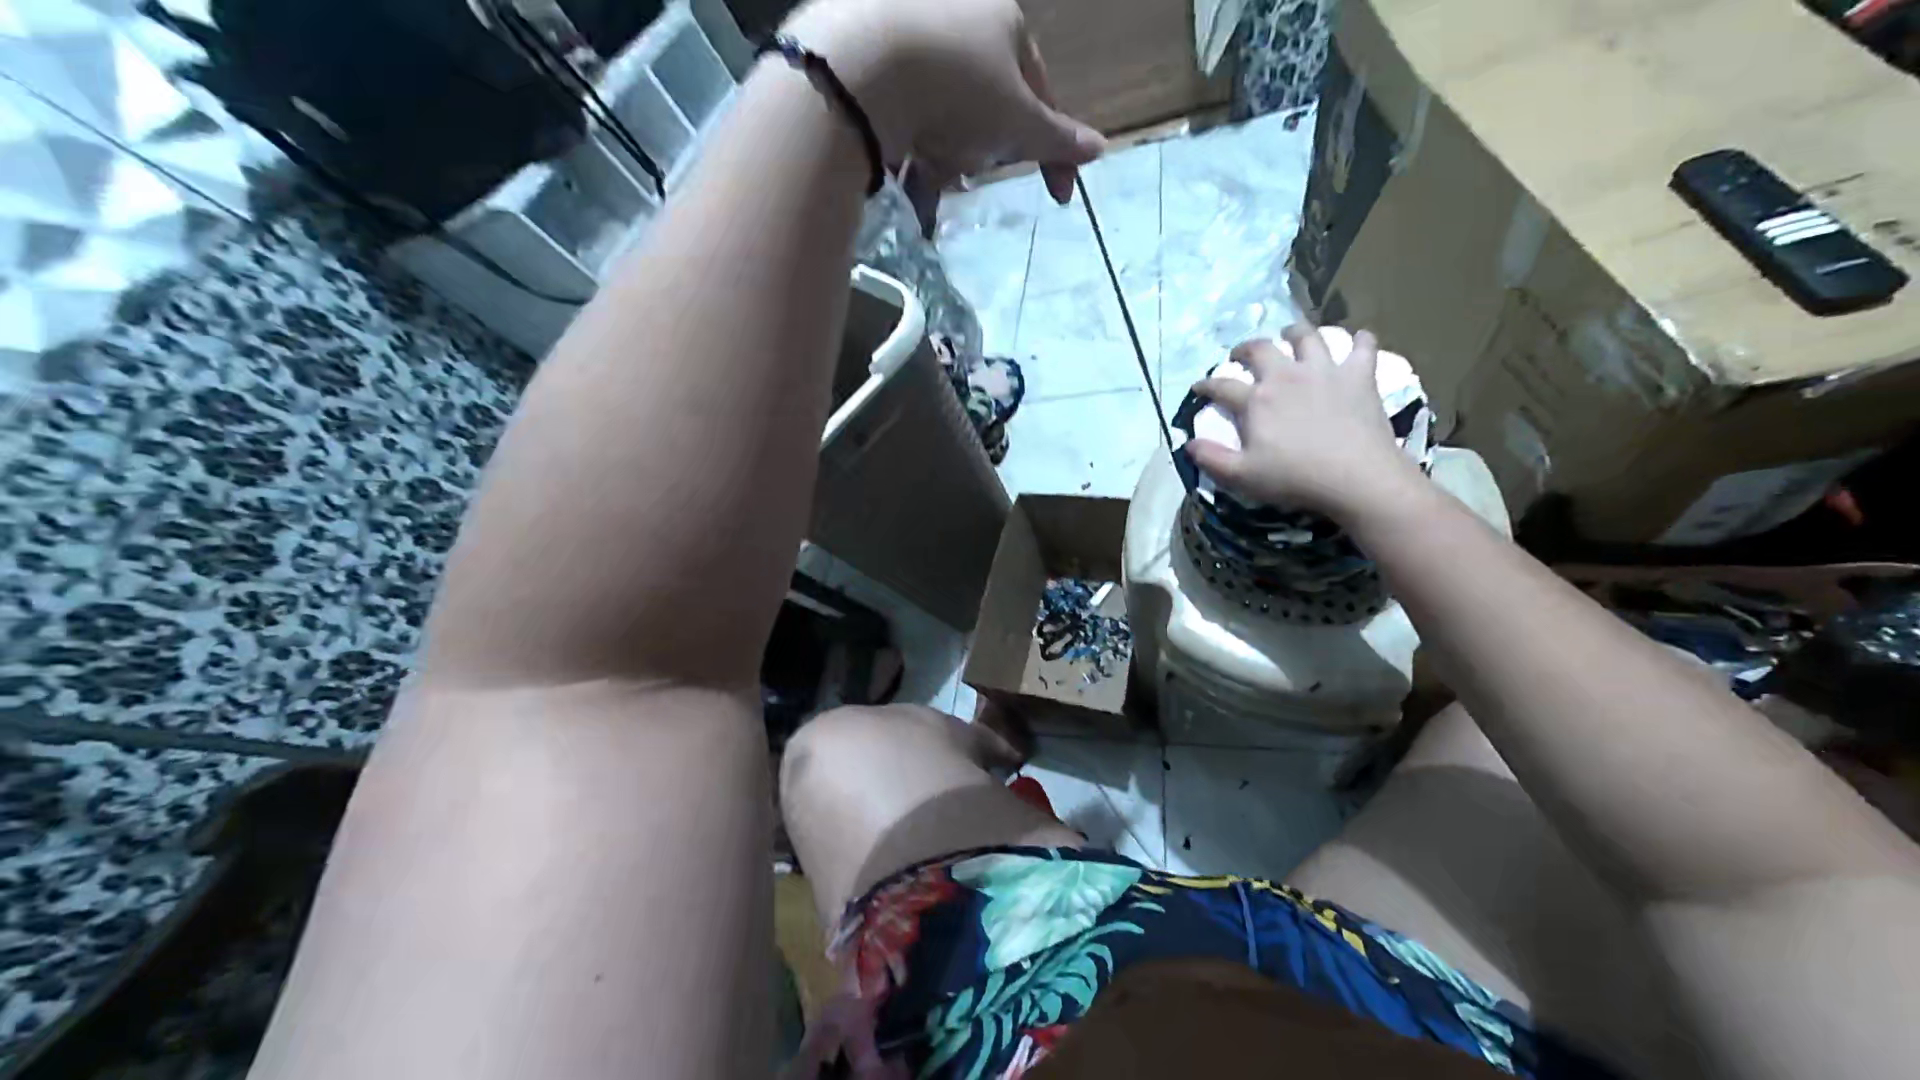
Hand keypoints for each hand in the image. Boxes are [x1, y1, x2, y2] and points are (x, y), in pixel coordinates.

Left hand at [781, 0, 1105, 202]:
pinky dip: (911, 148)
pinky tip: (905, 170)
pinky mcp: (875, 60)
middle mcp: (960, 18)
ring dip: (946, 155)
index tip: (1059, 195)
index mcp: (1006, 22)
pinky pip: (907, 114)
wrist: (862, 68)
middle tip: (974, 176)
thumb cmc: (958, 89)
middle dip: (987, 150)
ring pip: (946, 113)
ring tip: (931, 176)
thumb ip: (1057, 139)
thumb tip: (1100, 148)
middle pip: (990, 106)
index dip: (1052, 150)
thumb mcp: (1018, 123)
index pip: (1040, 95)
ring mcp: (915, 35)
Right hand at [1187, 325, 1422, 521]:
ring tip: (1291, 336)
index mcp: (1255, 400)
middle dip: (1245, 349)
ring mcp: (1324, 371)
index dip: (1205, 386)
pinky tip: (1359, 339)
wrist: (1356, 476)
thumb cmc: (1294, 478)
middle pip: (1260, 349)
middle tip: (1241, 356)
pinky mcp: (1359, 376)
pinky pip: (1362, 347)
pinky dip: (1360, 340)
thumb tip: (1189, 444)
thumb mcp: (1241, 476)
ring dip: (1295, 333)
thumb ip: (1211, 458)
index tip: (1198, 388)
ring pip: (1307, 337)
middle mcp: (1286, 375)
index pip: (1221, 386)